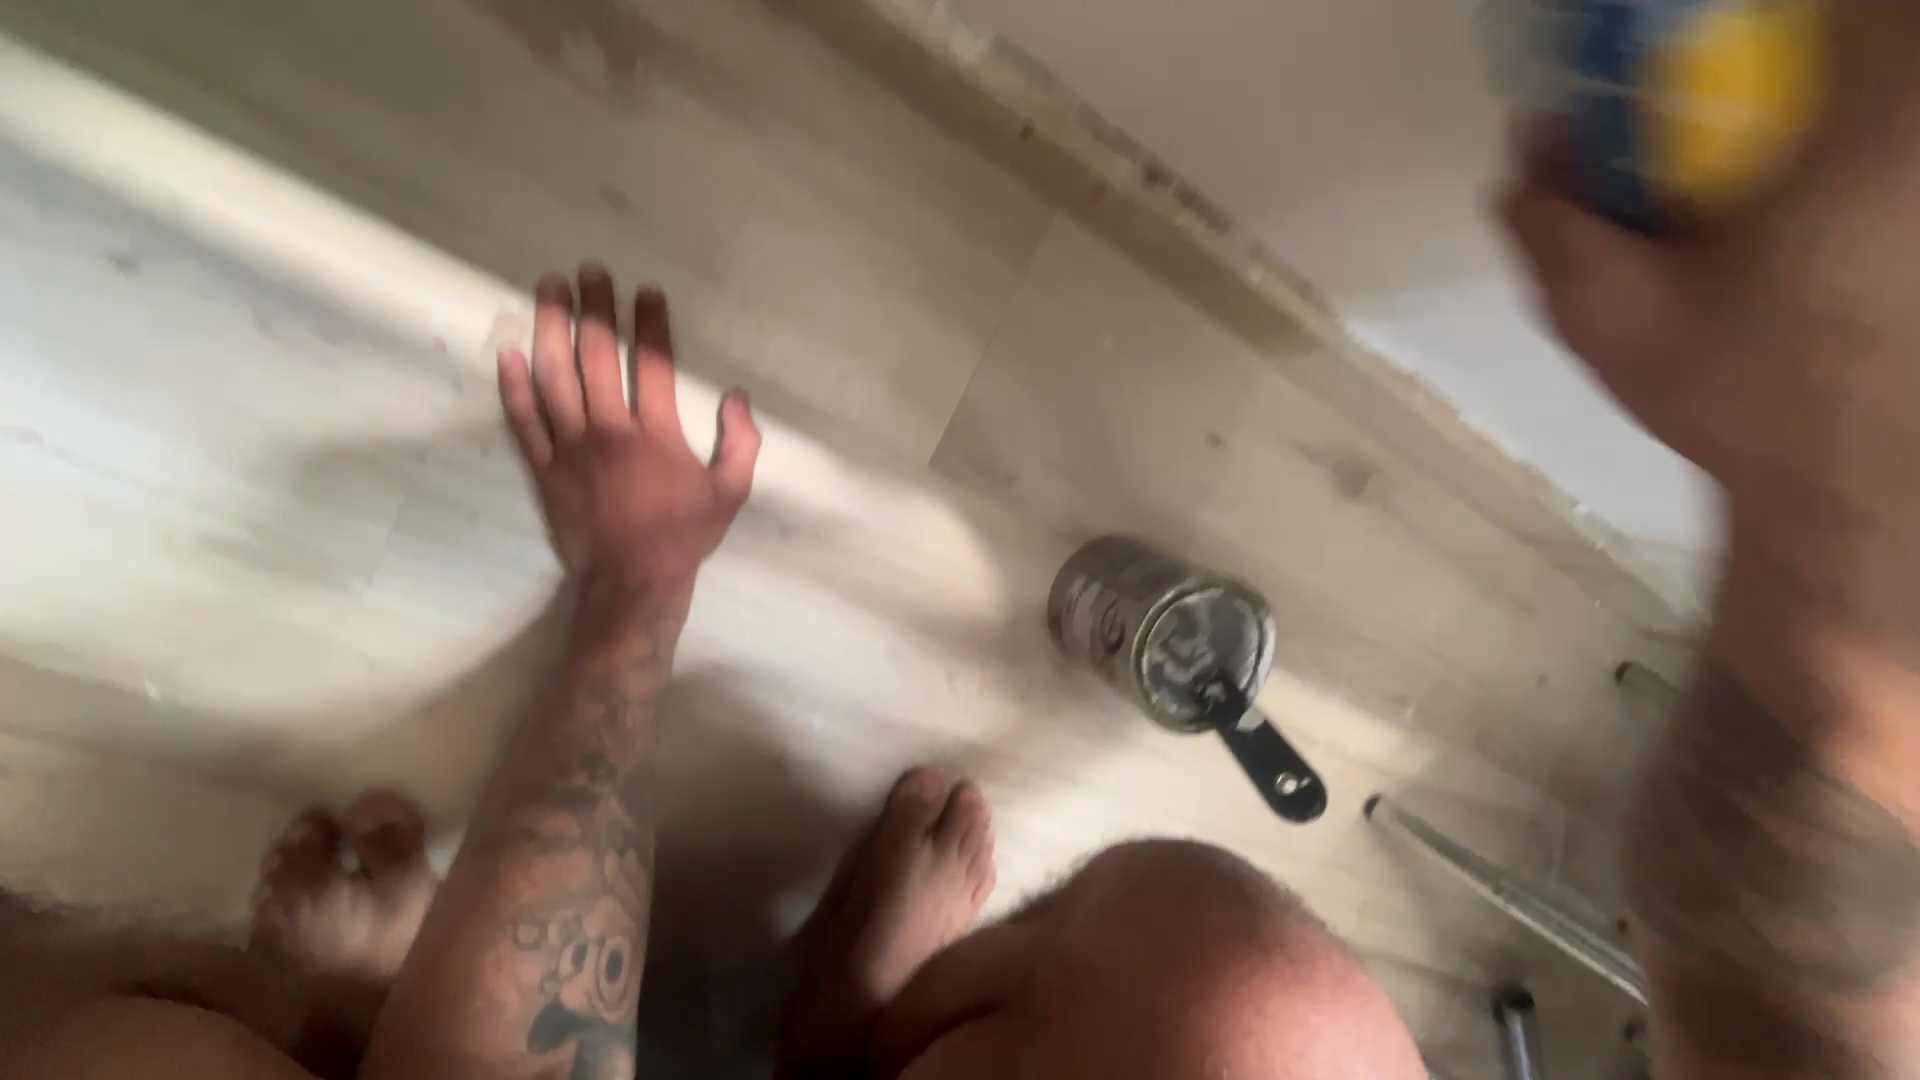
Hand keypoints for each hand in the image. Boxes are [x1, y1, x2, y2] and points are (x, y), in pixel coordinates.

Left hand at [497, 264, 759, 613]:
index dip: (650, 323)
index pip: (651, 364)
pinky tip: (509, 354)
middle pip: (597, 357)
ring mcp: (571, 447)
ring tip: (548, 289)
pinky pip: (524, 422)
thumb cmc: (685, 535)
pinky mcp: (544, 468)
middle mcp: (609, 430)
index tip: (647, 291)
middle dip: (595, 309)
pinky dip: (514, 388)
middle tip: (590, 271)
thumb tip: (737, 398)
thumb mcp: (731, 493)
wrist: (633, 582)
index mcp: (656, 434)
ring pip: (554, 377)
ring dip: (550, 329)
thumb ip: (740, 443)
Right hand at [1502, 0, 1919, 638]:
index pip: (1827, 11)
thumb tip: (1531, 141)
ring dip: (1792, 116)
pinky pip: (1877, 146)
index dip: (1734, 26)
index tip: (1667, 53)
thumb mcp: (1605, 313)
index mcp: (1878, 120)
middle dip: (1764, 64)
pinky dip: (1826, 158)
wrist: (1866, 486)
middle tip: (1688, 130)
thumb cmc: (1740, 394)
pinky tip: (1782, 224)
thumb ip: (1552, 224)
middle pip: (1849, 43)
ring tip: (1731, 189)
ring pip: (1867, 96)